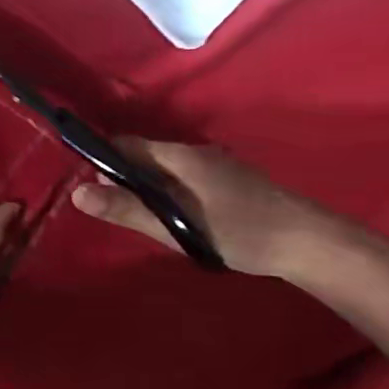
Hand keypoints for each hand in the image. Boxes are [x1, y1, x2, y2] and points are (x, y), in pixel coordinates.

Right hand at [70, 138, 360, 279]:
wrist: (311, 242)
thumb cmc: (240, 232)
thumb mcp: (176, 226)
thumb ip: (127, 209)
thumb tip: (77, 193)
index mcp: (180, 156)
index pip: (127, 145)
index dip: (103, 160)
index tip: (91, 187)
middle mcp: (196, 153)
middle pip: (146, 156)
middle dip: (125, 177)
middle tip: (116, 210)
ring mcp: (217, 166)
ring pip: (167, 169)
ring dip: (149, 186)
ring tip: (142, 218)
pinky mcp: (231, 182)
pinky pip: (186, 178)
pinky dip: (170, 192)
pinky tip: (177, 218)